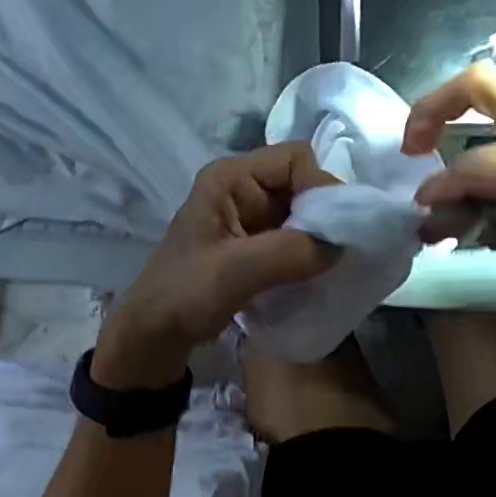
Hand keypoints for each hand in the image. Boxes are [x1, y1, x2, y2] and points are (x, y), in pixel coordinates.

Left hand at [95, 142, 341, 386]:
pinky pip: (296, 237)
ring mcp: (250, 218)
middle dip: (324, 213)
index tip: (335, 228)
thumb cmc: (183, 295)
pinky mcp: (255, 245)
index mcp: (230, 178)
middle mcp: (243, 188)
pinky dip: (310, 252)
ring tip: (333, 264)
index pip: (294, 158)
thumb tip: (343, 245)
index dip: (320, 185)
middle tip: (340, 250)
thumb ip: (290, 252)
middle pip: (302, 183)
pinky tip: (318, 274)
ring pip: (303, 212)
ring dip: (320, 236)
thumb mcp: (235, 271)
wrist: (152, 338)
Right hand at [403, 63, 495, 325]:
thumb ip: (490, 228)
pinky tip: (485, 161)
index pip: (484, 162)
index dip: (443, 186)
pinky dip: (489, 124)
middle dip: (434, 108)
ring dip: (461, 114)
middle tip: (413, 149)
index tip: (421, 209)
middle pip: (484, 82)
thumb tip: (433, 216)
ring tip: (443, 156)